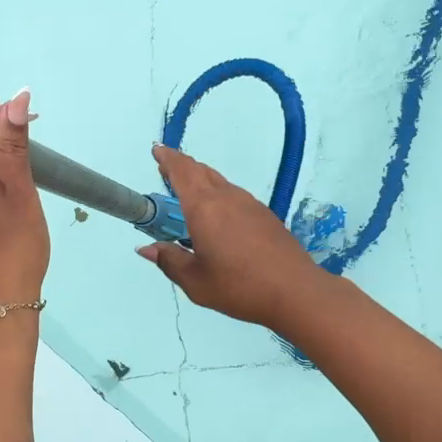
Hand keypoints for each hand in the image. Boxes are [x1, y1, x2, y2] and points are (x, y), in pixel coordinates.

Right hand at [135, 144, 331, 328]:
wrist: (294, 290)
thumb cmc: (239, 287)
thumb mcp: (196, 281)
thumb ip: (170, 261)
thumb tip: (147, 248)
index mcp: (204, 208)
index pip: (182, 172)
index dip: (168, 159)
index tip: (157, 151)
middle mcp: (227, 198)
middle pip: (201, 172)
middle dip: (182, 167)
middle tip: (166, 171)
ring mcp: (250, 204)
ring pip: (220, 182)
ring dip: (202, 180)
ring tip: (189, 193)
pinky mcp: (265, 215)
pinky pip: (235, 195)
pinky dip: (219, 195)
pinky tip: (219, 216)